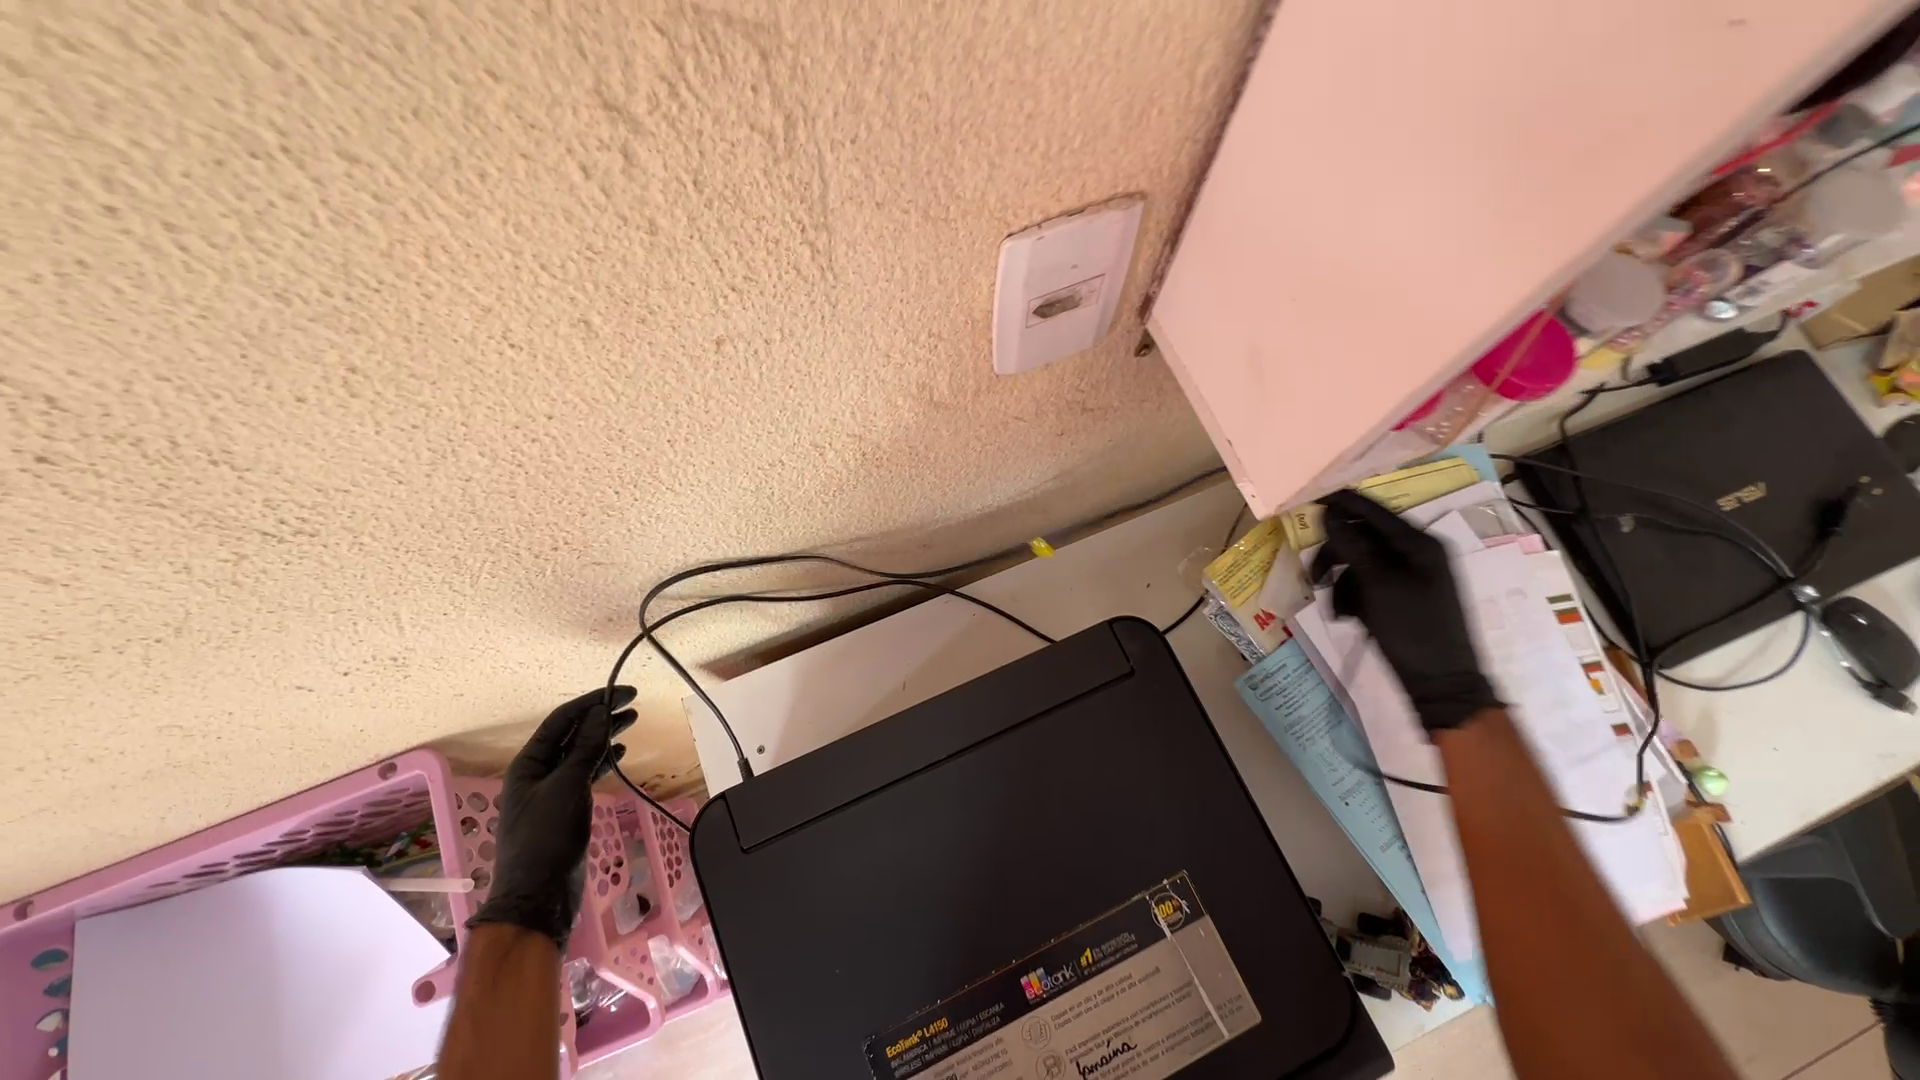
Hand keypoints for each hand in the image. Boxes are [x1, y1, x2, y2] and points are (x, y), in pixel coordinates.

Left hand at [469, 686, 635, 951]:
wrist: (537, 896)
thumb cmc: (546, 838)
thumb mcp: (567, 788)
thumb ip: (585, 749)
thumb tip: (600, 712)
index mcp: (529, 763)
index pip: (562, 721)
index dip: (592, 702)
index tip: (624, 692)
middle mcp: (539, 772)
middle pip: (573, 734)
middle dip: (601, 716)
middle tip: (633, 703)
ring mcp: (553, 791)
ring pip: (582, 753)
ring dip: (605, 736)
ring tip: (631, 721)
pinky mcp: (567, 808)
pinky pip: (586, 774)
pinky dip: (603, 761)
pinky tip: (620, 753)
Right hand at [1308, 490, 1499, 732]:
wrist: (1441, 683)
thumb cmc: (1413, 630)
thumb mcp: (1379, 585)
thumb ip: (1353, 546)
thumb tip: (1328, 513)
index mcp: (1420, 543)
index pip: (1373, 510)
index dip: (1341, 502)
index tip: (1308, 496)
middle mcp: (1416, 554)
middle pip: (1363, 538)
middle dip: (1336, 556)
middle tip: (1314, 575)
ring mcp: (1410, 577)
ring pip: (1360, 564)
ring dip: (1341, 582)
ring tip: (1336, 609)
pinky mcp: (1400, 599)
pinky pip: (1366, 585)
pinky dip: (1352, 598)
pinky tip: (1348, 617)